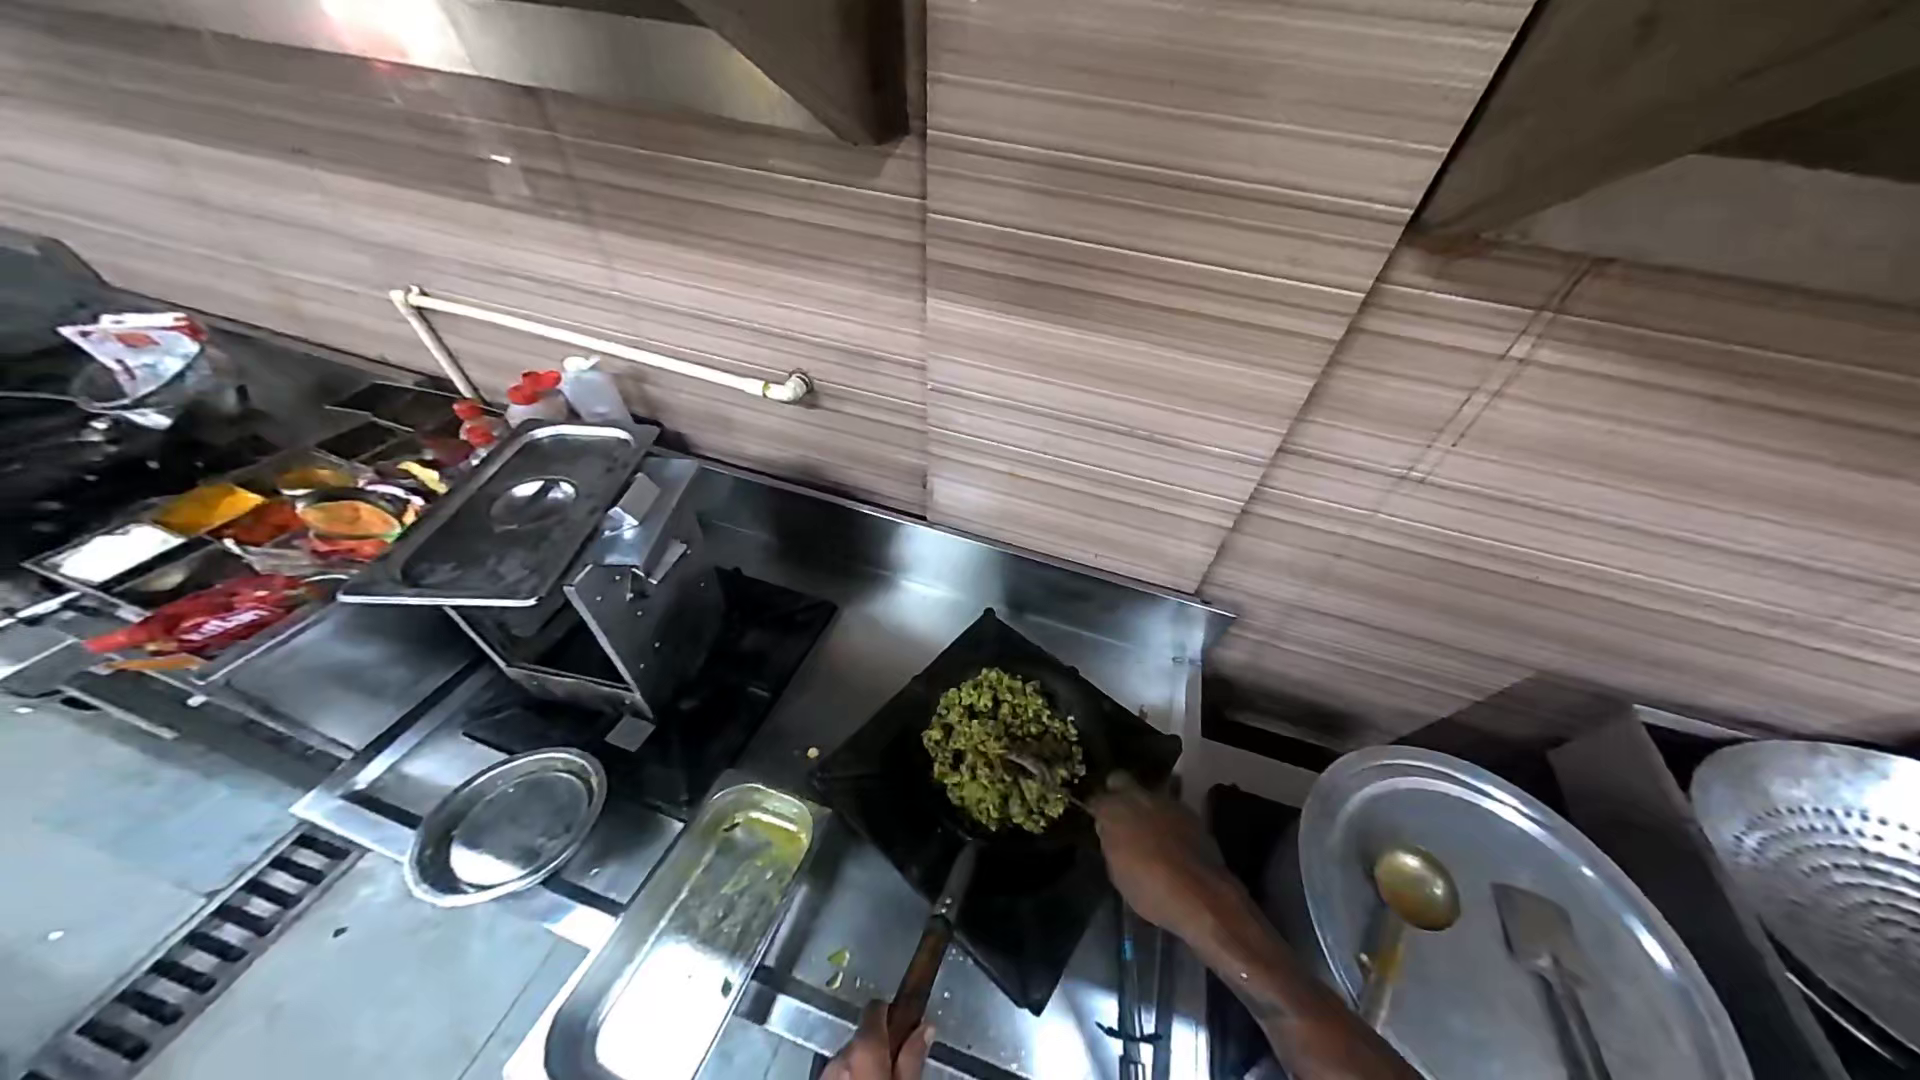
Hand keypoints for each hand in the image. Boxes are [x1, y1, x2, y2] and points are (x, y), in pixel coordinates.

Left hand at [821, 1001, 932, 1079]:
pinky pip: (837, 1073)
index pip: (875, 1007)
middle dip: (878, 1046)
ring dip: (861, 1065)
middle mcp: (841, 1052)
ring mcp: (825, 1070)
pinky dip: (848, 1077)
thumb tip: (926, 1026)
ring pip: (849, 1056)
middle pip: (863, 1035)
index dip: (889, 1012)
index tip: (901, 1025)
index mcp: (865, 1046)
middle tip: (893, 1067)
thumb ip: (913, 1057)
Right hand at [1088, 772, 1241, 939]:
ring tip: (1150, 828)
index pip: (1095, 799)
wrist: (1199, 894)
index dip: (1097, 811)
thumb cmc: (1148, 888)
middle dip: (1117, 792)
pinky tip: (1171, 837)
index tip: (1100, 824)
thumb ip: (1111, 844)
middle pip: (1119, 780)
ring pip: (1148, 792)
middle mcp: (1136, 796)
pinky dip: (1167, 818)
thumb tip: (1110, 833)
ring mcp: (1165, 801)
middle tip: (1120, 815)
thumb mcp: (1117, 872)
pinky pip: (1171, 808)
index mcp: (1112, 810)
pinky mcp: (1190, 811)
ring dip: (1145, 805)